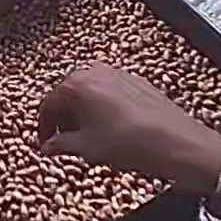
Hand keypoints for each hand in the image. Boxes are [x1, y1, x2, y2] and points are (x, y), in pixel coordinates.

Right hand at [37, 63, 220, 191]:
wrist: (176, 143)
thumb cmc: (131, 143)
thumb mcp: (87, 148)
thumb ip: (62, 144)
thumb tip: (50, 146)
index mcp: (77, 84)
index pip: (49, 104)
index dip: (43, 126)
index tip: (45, 142)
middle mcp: (95, 72)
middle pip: (68, 94)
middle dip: (63, 118)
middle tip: (63, 141)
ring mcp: (118, 74)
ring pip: (90, 92)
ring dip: (84, 112)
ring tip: (88, 137)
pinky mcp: (137, 82)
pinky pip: (110, 92)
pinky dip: (104, 108)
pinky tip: (110, 129)